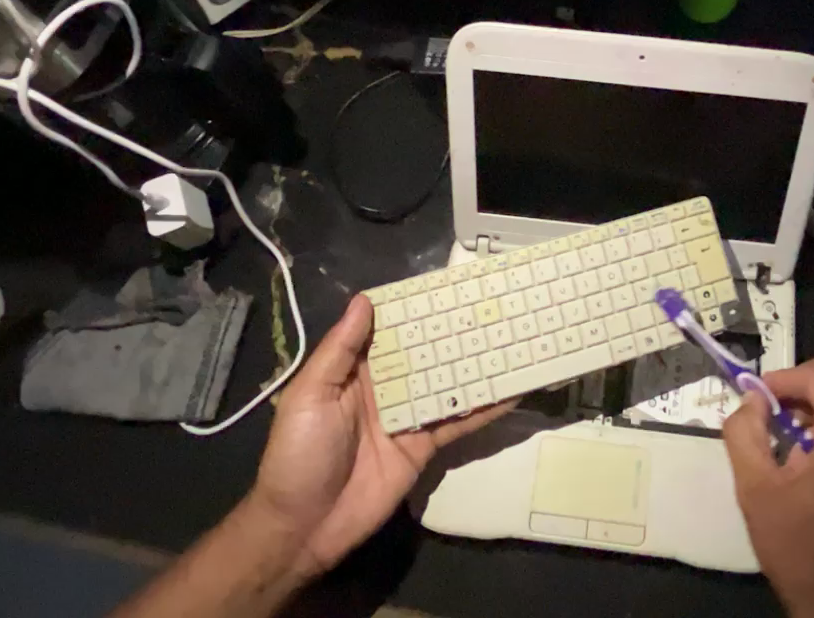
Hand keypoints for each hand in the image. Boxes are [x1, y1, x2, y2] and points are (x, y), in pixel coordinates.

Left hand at [248, 294, 514, 579]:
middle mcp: (389, 385)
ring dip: (478, 364)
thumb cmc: (299, 454)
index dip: (418, 308)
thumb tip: (365, 298)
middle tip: (496, 306)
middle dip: (457, 332)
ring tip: (514, 339)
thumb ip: (341, 349)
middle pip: (428, 352)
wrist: (305, 528)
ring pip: (450, 382)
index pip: (392, 329)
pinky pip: (459, 421)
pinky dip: (486, 407)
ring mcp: (410, 414)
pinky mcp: (427, 444)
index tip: (451, 285)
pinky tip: (513, 390)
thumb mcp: (310, 394)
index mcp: (357, 368)